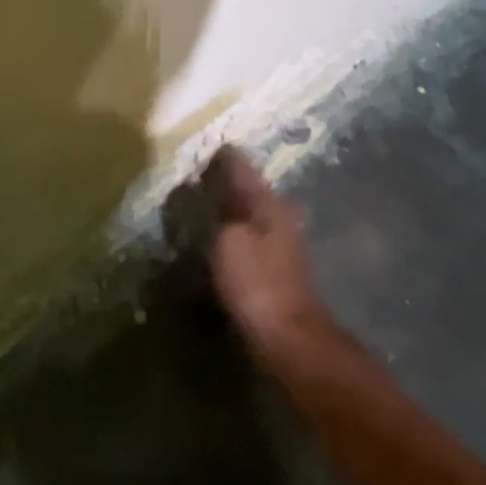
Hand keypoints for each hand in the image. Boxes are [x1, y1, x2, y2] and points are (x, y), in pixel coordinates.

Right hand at [204, 146, 330, 352]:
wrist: (288, 339)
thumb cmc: (257, 283)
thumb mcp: (229, 240)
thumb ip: (218, 214)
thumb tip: (206, 195)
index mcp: (269, 205)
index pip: (243, 169)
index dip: (225, 157)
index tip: (209, 145)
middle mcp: (279, 221)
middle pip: (248, 194)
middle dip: (226, 184)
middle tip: (198, 176)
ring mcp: (279, 250)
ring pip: (247, 220)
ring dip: (227, 213)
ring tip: (200, 207)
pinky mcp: (272, 276)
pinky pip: (243, 246)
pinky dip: (228, 240)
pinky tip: (212, 245)